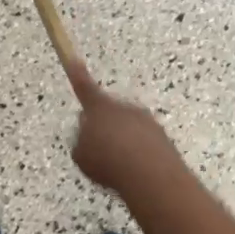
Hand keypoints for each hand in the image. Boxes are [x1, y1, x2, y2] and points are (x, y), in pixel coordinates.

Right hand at [66, 61, 189, 195]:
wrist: (151, 176)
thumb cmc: (109, 162)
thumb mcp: (81, 154)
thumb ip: (81, 140)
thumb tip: (87, 137)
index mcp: (99, 108)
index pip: (84, 86)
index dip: (76, 72)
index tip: (72, 57)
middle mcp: (123, 107)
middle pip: (109, 110)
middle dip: (103, 125)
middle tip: (98, 149)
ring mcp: (145, 119)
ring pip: (128, 126)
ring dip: (122, 141)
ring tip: (117, 166)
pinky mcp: (162, 135)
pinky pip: (144, 140)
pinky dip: (138, 152)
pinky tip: (134, 171)